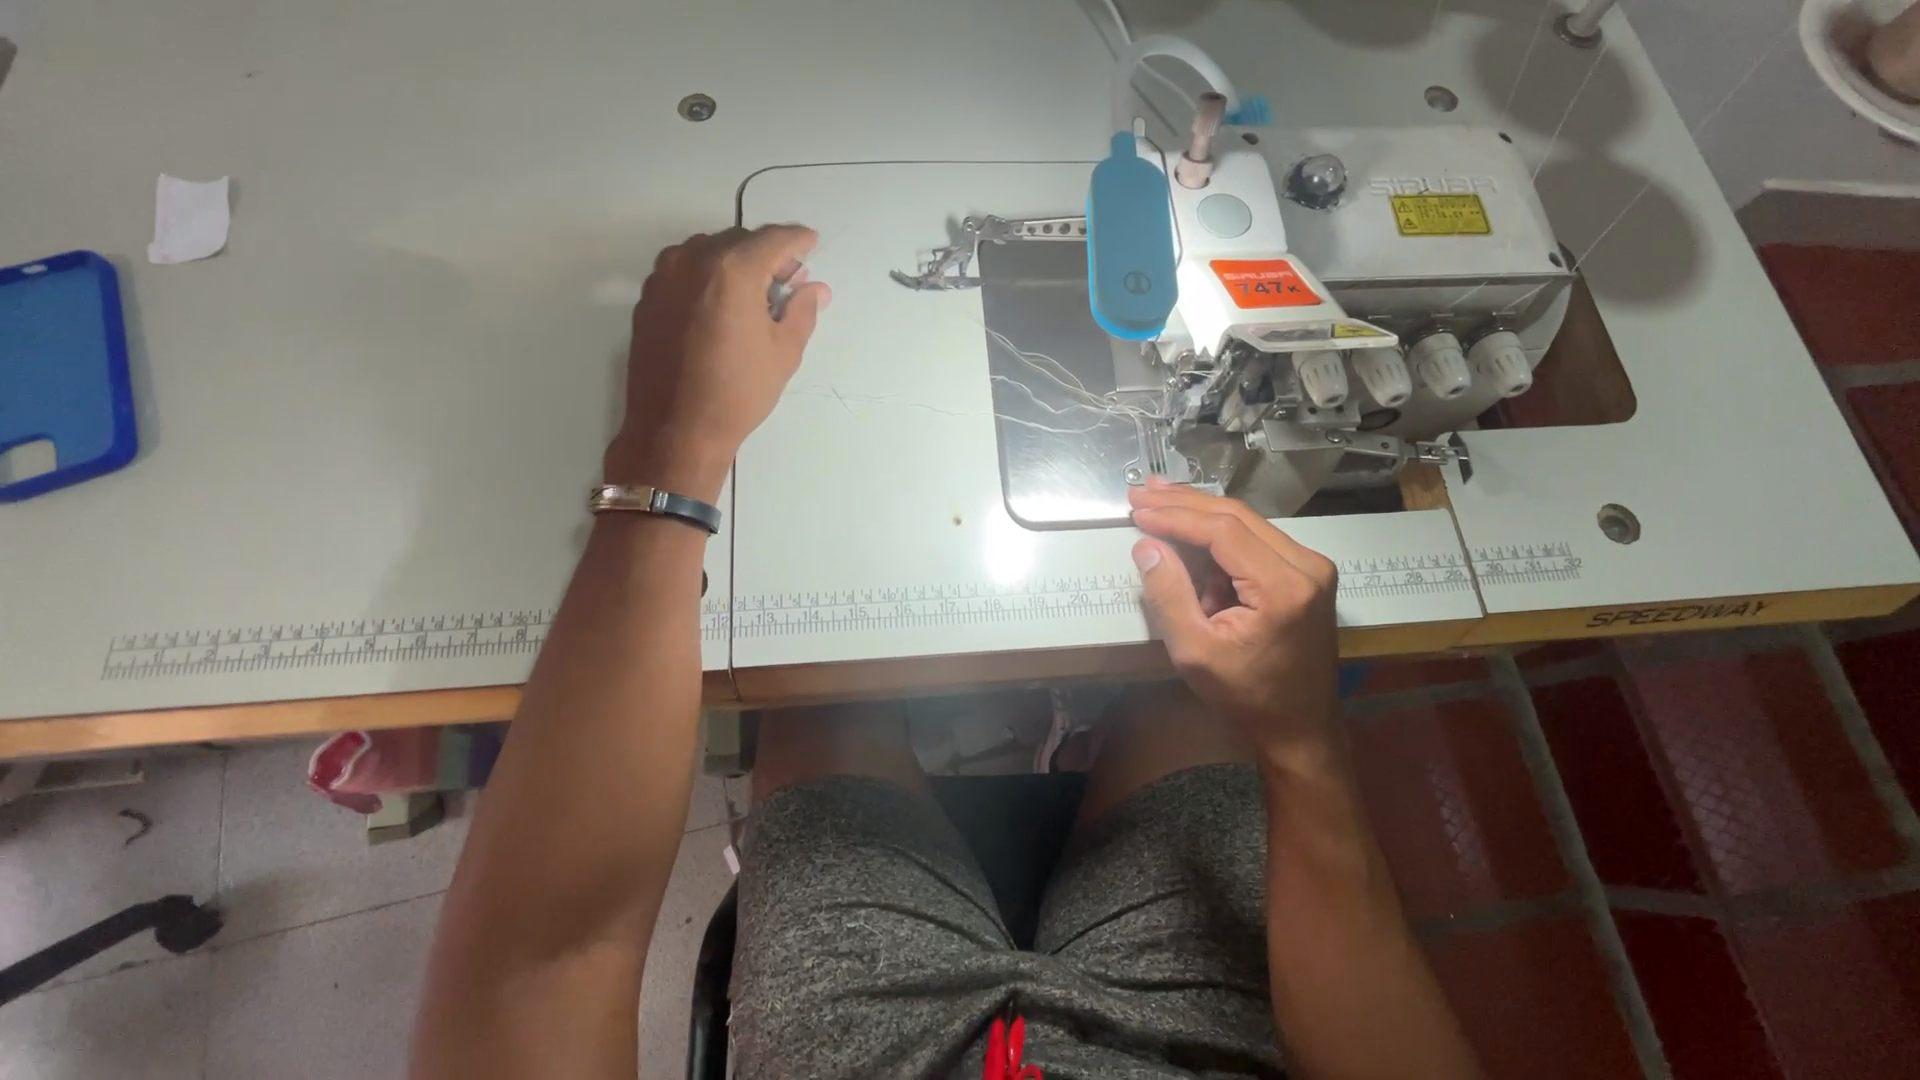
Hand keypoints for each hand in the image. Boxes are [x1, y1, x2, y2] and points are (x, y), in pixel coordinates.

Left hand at [605, 225, 831, 501]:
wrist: (675, 429)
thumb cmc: (737, 393)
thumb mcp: (783, 353)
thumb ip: (802, 311)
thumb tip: (815, 289)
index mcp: (733, 270)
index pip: (773, 239)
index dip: (797, 240)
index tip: (811, 244)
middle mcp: (693, 261)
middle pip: (738, 240)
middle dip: (766, 253)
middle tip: (788, 280)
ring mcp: (664, 278)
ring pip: (707, 251)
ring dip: (734, 261)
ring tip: (753, 294)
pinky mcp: (648, 299)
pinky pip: (683, 270)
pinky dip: (706, 276)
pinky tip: (720, 306)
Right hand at [1128, 479, 1340, 766]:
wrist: (1300, 725)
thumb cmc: (1245, 696)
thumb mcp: (1194, 652)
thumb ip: (1168, 595)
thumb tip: (1147, 546)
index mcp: (1283, 587)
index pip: (1223, 531)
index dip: (1176, 516)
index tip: (1137, 509)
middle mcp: (1307, 566)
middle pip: (1237, 515)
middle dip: (1184, 503)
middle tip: (1140, 491)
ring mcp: (1312, 567)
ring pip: (1247, 522)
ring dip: (1200, 512)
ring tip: (1157, 501)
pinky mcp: (1307, 574)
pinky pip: (1257, 539)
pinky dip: (1219, 534)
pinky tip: (1187, 531)